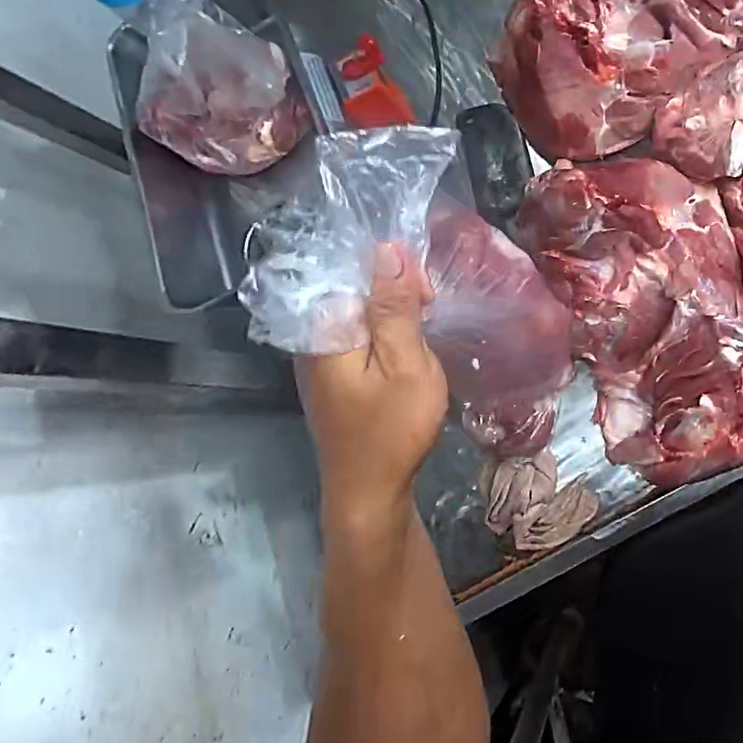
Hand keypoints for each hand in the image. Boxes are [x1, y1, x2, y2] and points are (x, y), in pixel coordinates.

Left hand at [297, 242, 449, 527]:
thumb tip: (386, 248)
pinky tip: (406, 346)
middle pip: (354, 287)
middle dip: (396, 292)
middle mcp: (312, 336)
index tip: (428, 295)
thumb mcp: (405, 364)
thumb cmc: (391, 430)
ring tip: (423, 331)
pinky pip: (358, 333)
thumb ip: (395, 307)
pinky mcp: (331, 372)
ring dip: (394, 313)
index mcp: (324, 329)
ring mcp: (318, 356)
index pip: (354, 269)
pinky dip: (384, 333)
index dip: (395, 270)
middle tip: (431, 314)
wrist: (369, 493)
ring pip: (359, 311)